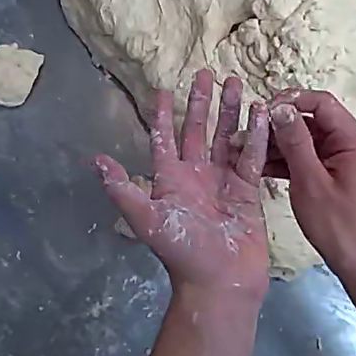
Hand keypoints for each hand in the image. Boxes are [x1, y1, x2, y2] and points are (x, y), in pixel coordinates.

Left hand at [95, 69, 271, 303]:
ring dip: (230, 110)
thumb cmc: (181, 250)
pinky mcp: (248, 189)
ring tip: (235, 82)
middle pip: (198, 130)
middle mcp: (196, 174)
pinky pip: (251, 156)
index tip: (163, 89)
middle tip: (207, 72)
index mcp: (171, 179)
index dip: (163, 116)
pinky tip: (261, 111)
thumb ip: (123, 188)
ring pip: (227, 136)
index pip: (165, 139)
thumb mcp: (147, 218)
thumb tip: (95, 160)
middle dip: (201, 102)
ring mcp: (224, 180)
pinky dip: (256, 133)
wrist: (219, 283)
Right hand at [267, 91, 355, 292]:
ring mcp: (352, 162)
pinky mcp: (345, 178)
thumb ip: (295, 142)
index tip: (263, 110)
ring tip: (252, 152)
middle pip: (317, 121)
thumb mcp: (311, 183)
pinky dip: (295, 162)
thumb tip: (280, 108)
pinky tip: (267, 169)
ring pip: (314, 141)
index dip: (291, 101)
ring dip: (285, 145)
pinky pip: (317, 160)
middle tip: (251, 135)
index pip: (322, 103)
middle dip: (283, 125)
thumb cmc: (341, 228)